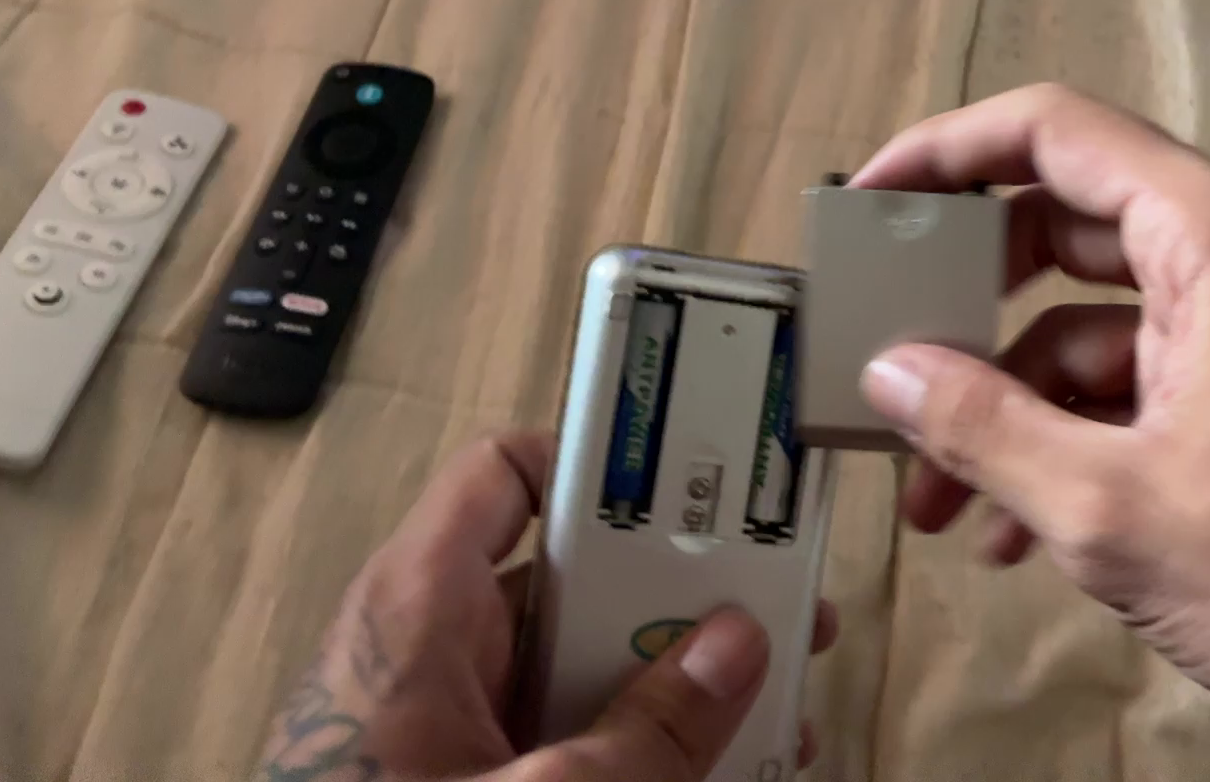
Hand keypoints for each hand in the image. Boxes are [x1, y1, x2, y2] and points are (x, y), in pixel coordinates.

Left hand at [252, 433, 836, 781]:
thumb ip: (647, 731)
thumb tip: (742, 640)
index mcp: (425, 611)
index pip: (505, 473)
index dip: (595, 459)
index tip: (690, 483)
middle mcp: (450, 647)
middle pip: (586, 567)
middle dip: (687, 581)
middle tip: (775, 589)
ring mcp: (473, 719)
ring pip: (599, 654)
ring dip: (692, 669)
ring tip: (784, 683)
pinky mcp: (493, 770)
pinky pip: (588, 727)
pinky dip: (656, 736)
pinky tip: (741, 759)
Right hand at [852, 84, 1209, 781]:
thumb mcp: (1114, 505)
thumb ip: (983, 428)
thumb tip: (886, 374)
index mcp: (1199, 232)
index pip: (1048, 132)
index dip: (947, 150)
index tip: (871, 201)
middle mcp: (1209, 258)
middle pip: (1046, 229)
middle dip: (958, 297)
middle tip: (888, 340)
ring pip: (1067, 330)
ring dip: (995, 400)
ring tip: (933, 490)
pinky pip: (1106, 392)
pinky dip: (1048, 444)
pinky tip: (1006, 530)